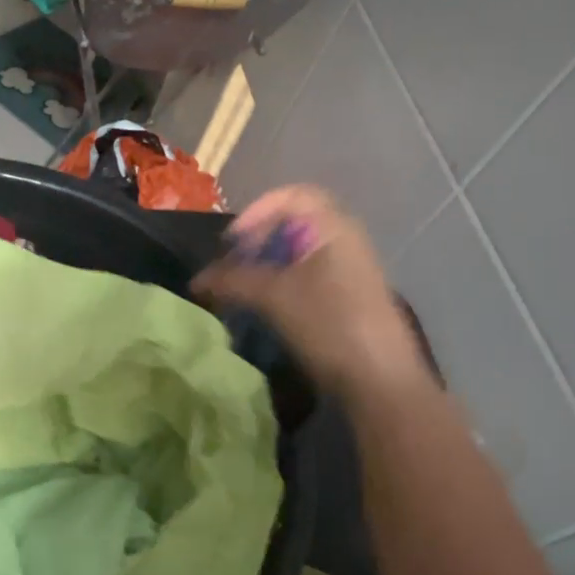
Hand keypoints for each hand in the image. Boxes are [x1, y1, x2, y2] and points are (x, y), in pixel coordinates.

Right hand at [192, 186, 428, 396]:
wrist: (377, 378)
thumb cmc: (327, 324)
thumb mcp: (272, 296)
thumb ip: (231, 280)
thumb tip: (198, 280)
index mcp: (334, 228)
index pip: (292, 196)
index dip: (256, 212)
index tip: (232, 244)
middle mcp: (343, 241)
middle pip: (290, 225)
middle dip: (253, 244)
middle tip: (227, 270)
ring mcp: (346, 271)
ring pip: (293, 255)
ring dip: (260, 269)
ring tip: (237, 293)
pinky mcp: (343, 298)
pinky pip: (302, 278)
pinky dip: (275, 286)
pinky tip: (259, 310)